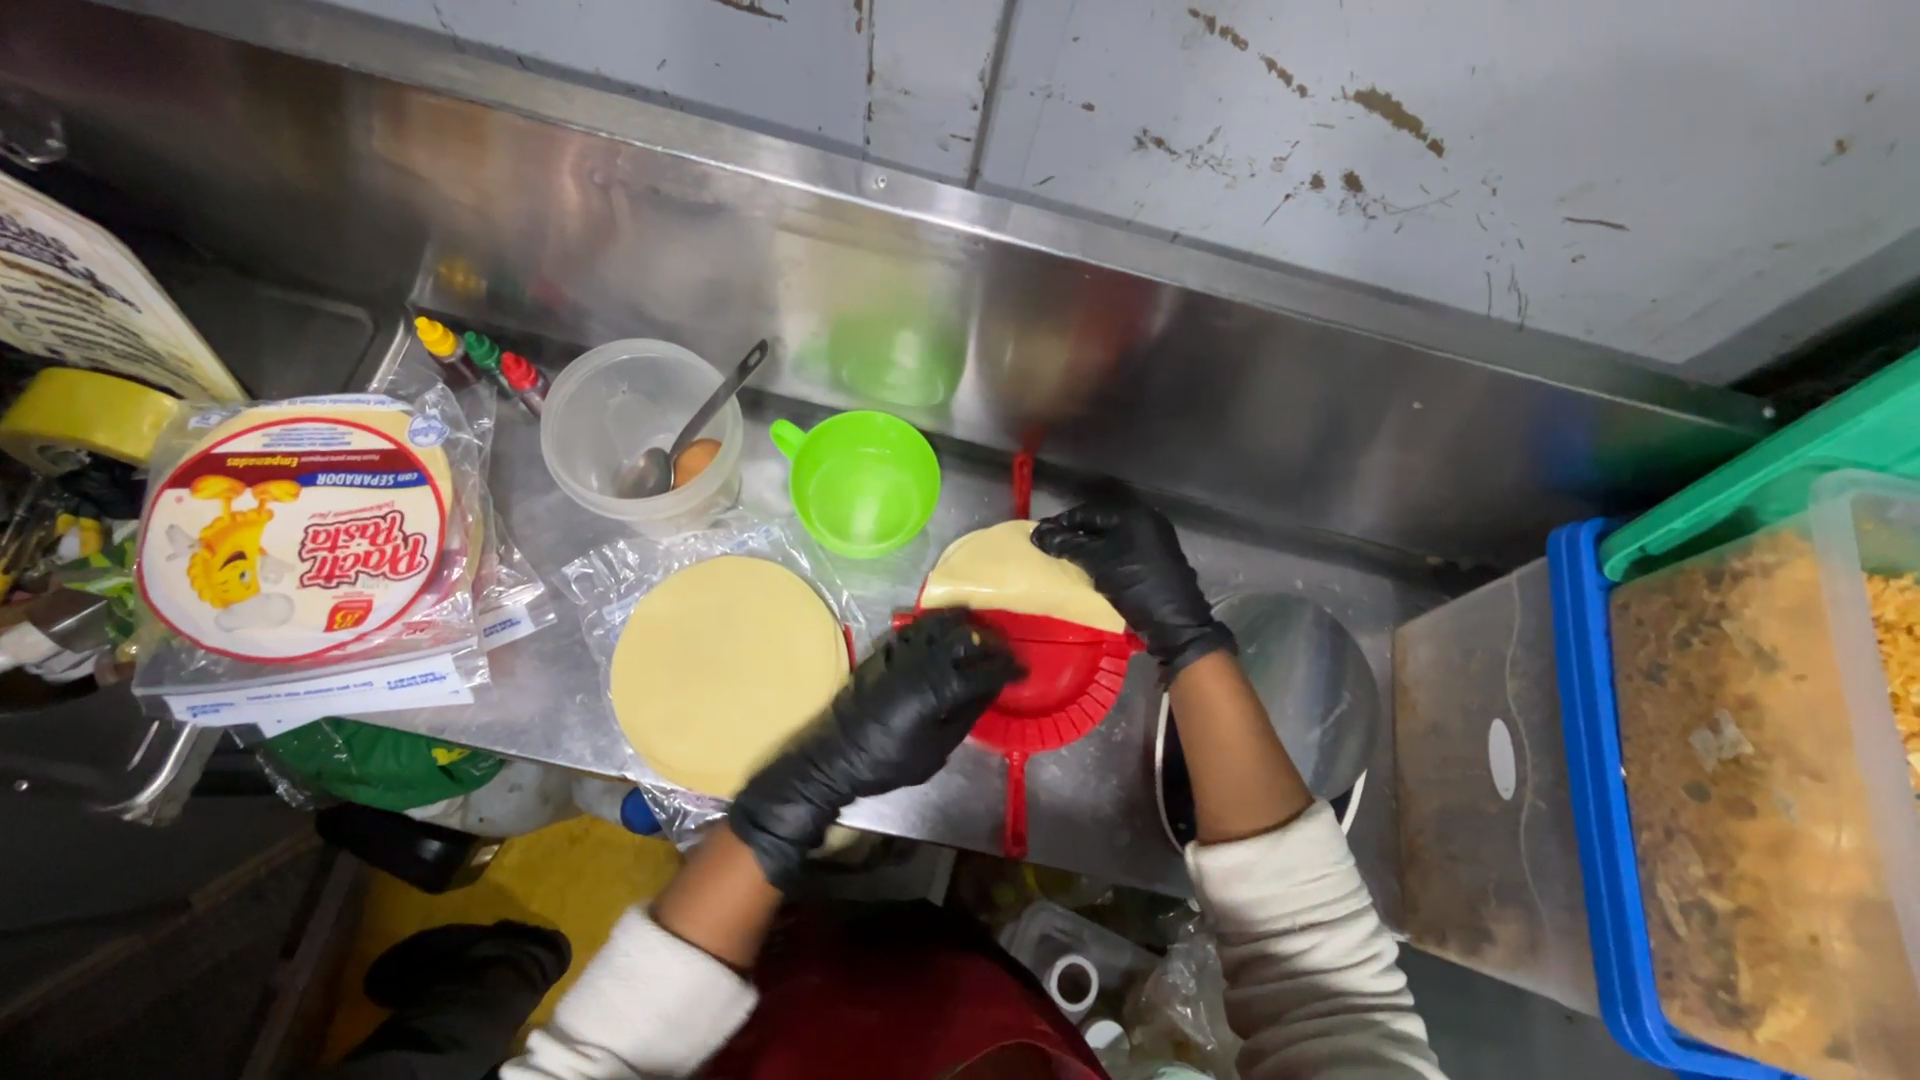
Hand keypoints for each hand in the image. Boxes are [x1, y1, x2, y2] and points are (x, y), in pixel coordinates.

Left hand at [729, 609, 1019, 887]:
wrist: (837, 756)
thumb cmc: (890, 761)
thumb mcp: (938, 748)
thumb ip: (967, 714)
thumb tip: (991, 689)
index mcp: (938, 689)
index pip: (983, 670)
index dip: (1007, 669)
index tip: (1023, 669)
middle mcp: (921, 662)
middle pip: (965, 637)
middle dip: (990, 641)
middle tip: (1004, 649)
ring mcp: (900, 652)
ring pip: (938, 624)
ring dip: (963, 624)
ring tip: (978, 630)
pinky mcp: (883, 651)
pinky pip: (914, 627)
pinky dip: (934, 625)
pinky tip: (942, 631)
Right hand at [1031, 484, 1233, 677]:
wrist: (1175, 622)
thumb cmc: (1135, 584)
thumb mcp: (1097, 562)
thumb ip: (1067, 545)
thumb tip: (1038, 534)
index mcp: (1133, 515)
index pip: (1088, 512)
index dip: (1062, 523)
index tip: (1041, 535)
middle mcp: (1146, 522)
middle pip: (1100, 523)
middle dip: (1075, 535)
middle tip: (1052, 547)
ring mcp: (1153, 542)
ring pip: (1111, 539)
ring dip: (1089, 548)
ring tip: (1066, 559)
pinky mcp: (1155, 561)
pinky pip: (1122, 552)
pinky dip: (1104, 558)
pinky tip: (1089, 569)